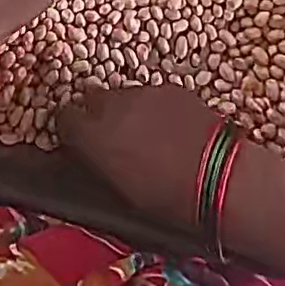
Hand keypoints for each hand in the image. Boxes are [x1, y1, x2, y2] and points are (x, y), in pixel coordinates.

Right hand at [60, 85, 221, 226]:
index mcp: (93, 135)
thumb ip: (98, 160)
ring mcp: (141, 92)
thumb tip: (91, 151)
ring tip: (147, 134)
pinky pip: (151, 94)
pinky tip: (171, 127)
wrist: (220, 177)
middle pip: (92, 99)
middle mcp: (111, 106)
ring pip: (123, 95)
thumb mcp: (120, 189)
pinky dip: (155, 107)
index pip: (64, 118)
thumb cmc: (167, 198)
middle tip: (113, 136)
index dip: (72, 128)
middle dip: (97, 114)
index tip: (79, 139)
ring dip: (127, 110)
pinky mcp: (169, 87)